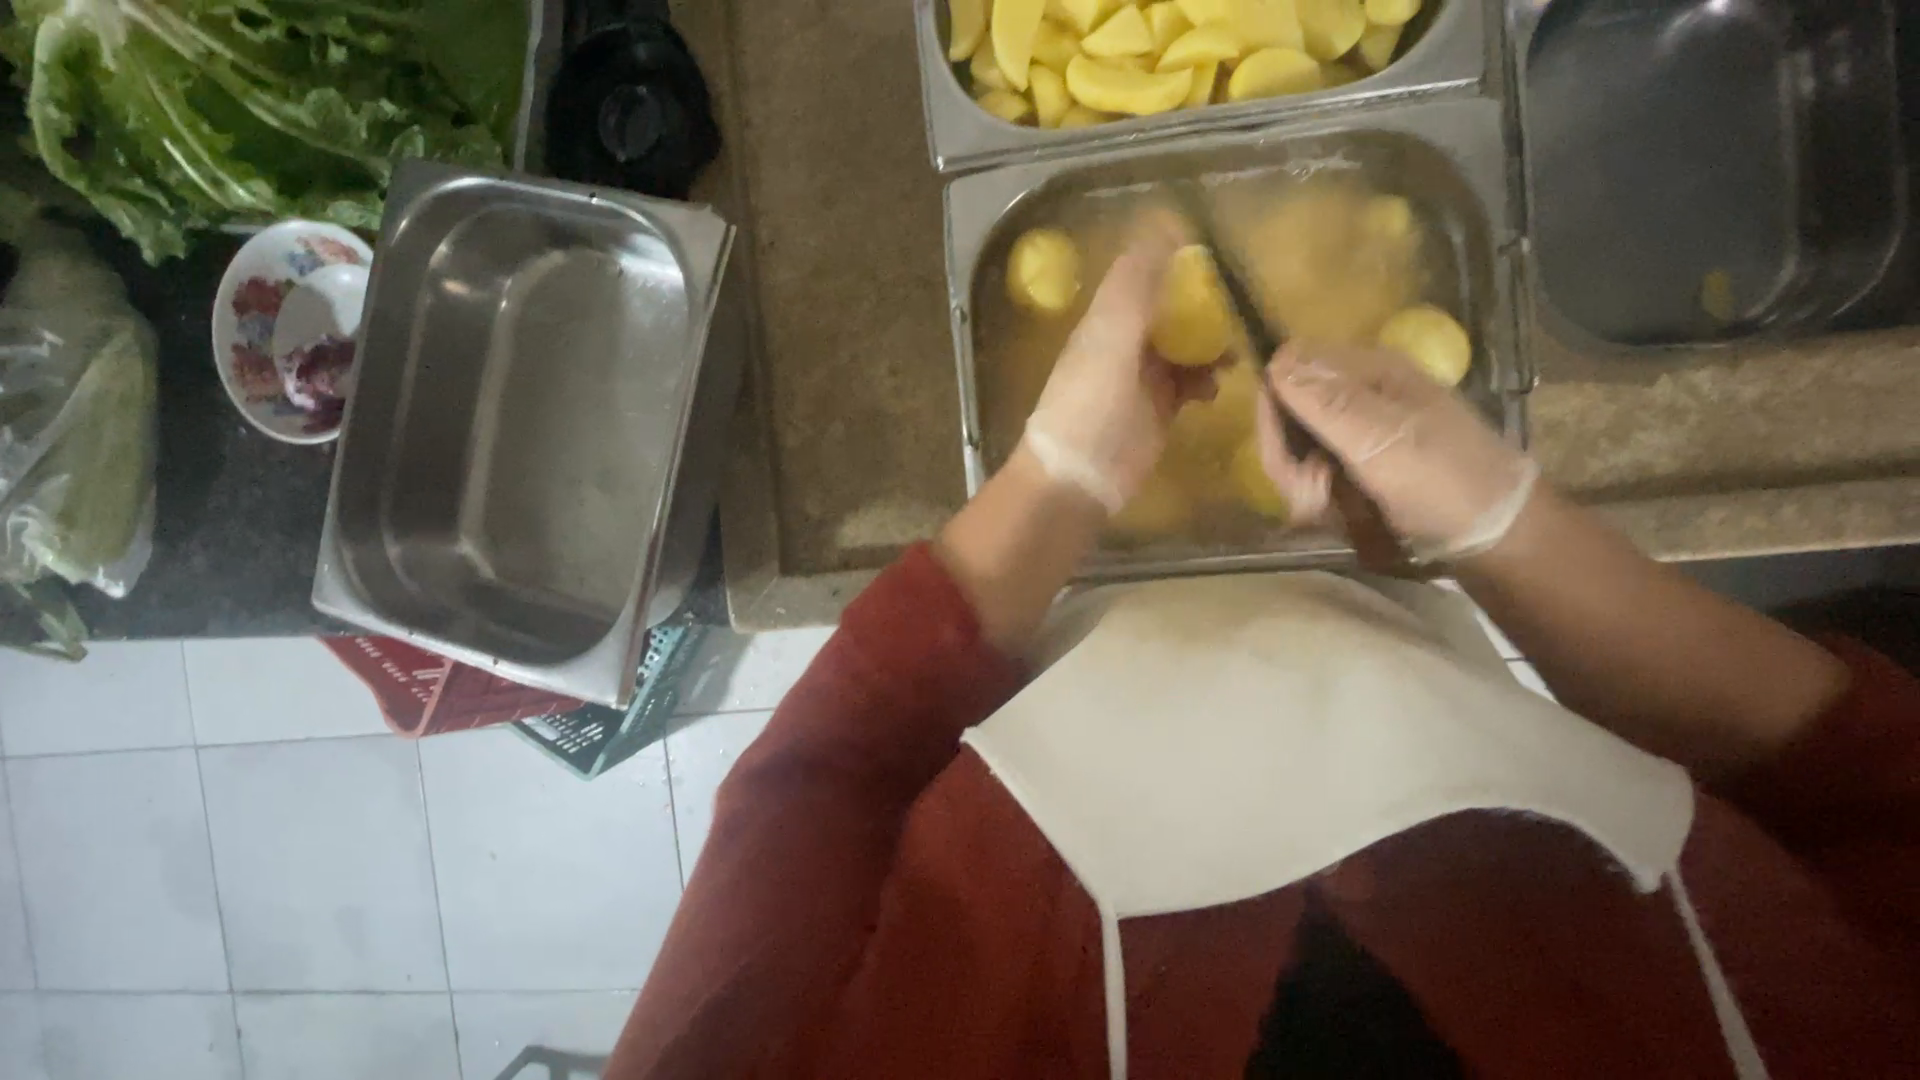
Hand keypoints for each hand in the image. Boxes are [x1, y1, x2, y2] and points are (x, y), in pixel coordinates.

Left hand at [1022, 218, 1219, 512]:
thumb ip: (1136, 284)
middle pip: (1170, 309)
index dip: (1174, 258)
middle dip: (1203, 304)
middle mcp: (1125, 342)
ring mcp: (1143, 377)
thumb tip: (1164, 222)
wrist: (1077, 477)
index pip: (1143, 274)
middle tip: (1237, 304)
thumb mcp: (1111, 336)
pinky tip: (1215, 389)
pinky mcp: (1160, 410)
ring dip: (1211, 344)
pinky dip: (1206, 380)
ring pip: (1185, 346)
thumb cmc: (1089, 403)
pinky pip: (1191, 383)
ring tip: (1231, 353)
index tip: (1215, 247)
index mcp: (1107, 318)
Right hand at [1250, 343, 1539, 562]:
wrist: (1492, 534)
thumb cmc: (1444, 479)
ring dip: (1305, 488)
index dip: (1275, 410)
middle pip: (1285, 417)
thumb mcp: (1384, 440)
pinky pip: (1313, 477)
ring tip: (1335, 509)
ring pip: (1294, 453)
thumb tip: (1275, 362)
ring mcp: (1355, 434)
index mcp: (1368, 371)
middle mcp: (1356, 396)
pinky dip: (1319, 501)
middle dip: (1290, 461)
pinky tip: (1343, 517)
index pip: (1288, 370)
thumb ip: (1328, 403)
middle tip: (1318, 491)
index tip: (1287, 453)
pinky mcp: (1356, 466)